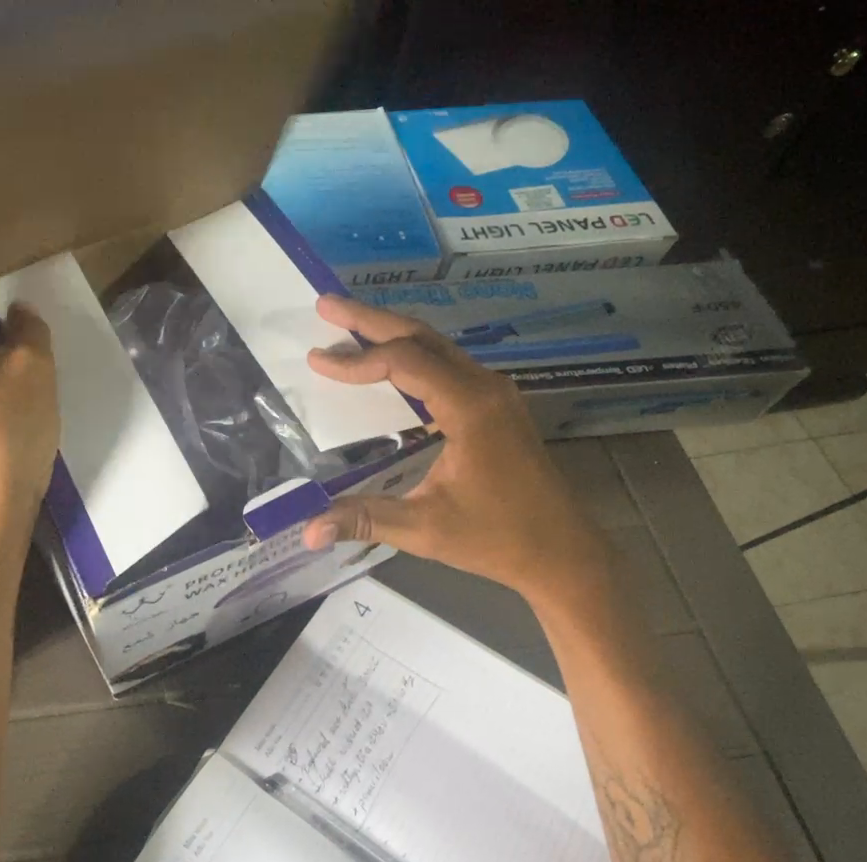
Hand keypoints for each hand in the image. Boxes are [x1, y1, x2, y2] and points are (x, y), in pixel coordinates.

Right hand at [301, 295, 609, 607]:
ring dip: (391, 335)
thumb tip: (306, 531)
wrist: (560, 551)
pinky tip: (388, 367)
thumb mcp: (423, 529)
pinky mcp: (497, 406)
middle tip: (325, 305)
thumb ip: (364, 519)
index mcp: (470, 408)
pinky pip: (448, 366)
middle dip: (370, 320)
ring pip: (437, 347)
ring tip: (347, 327)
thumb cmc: (495, 538)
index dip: (356, 361)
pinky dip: (411, 358)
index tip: (316, 361)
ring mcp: (495, 394)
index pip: (404, 362)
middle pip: (422, 337)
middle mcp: (485, 388)